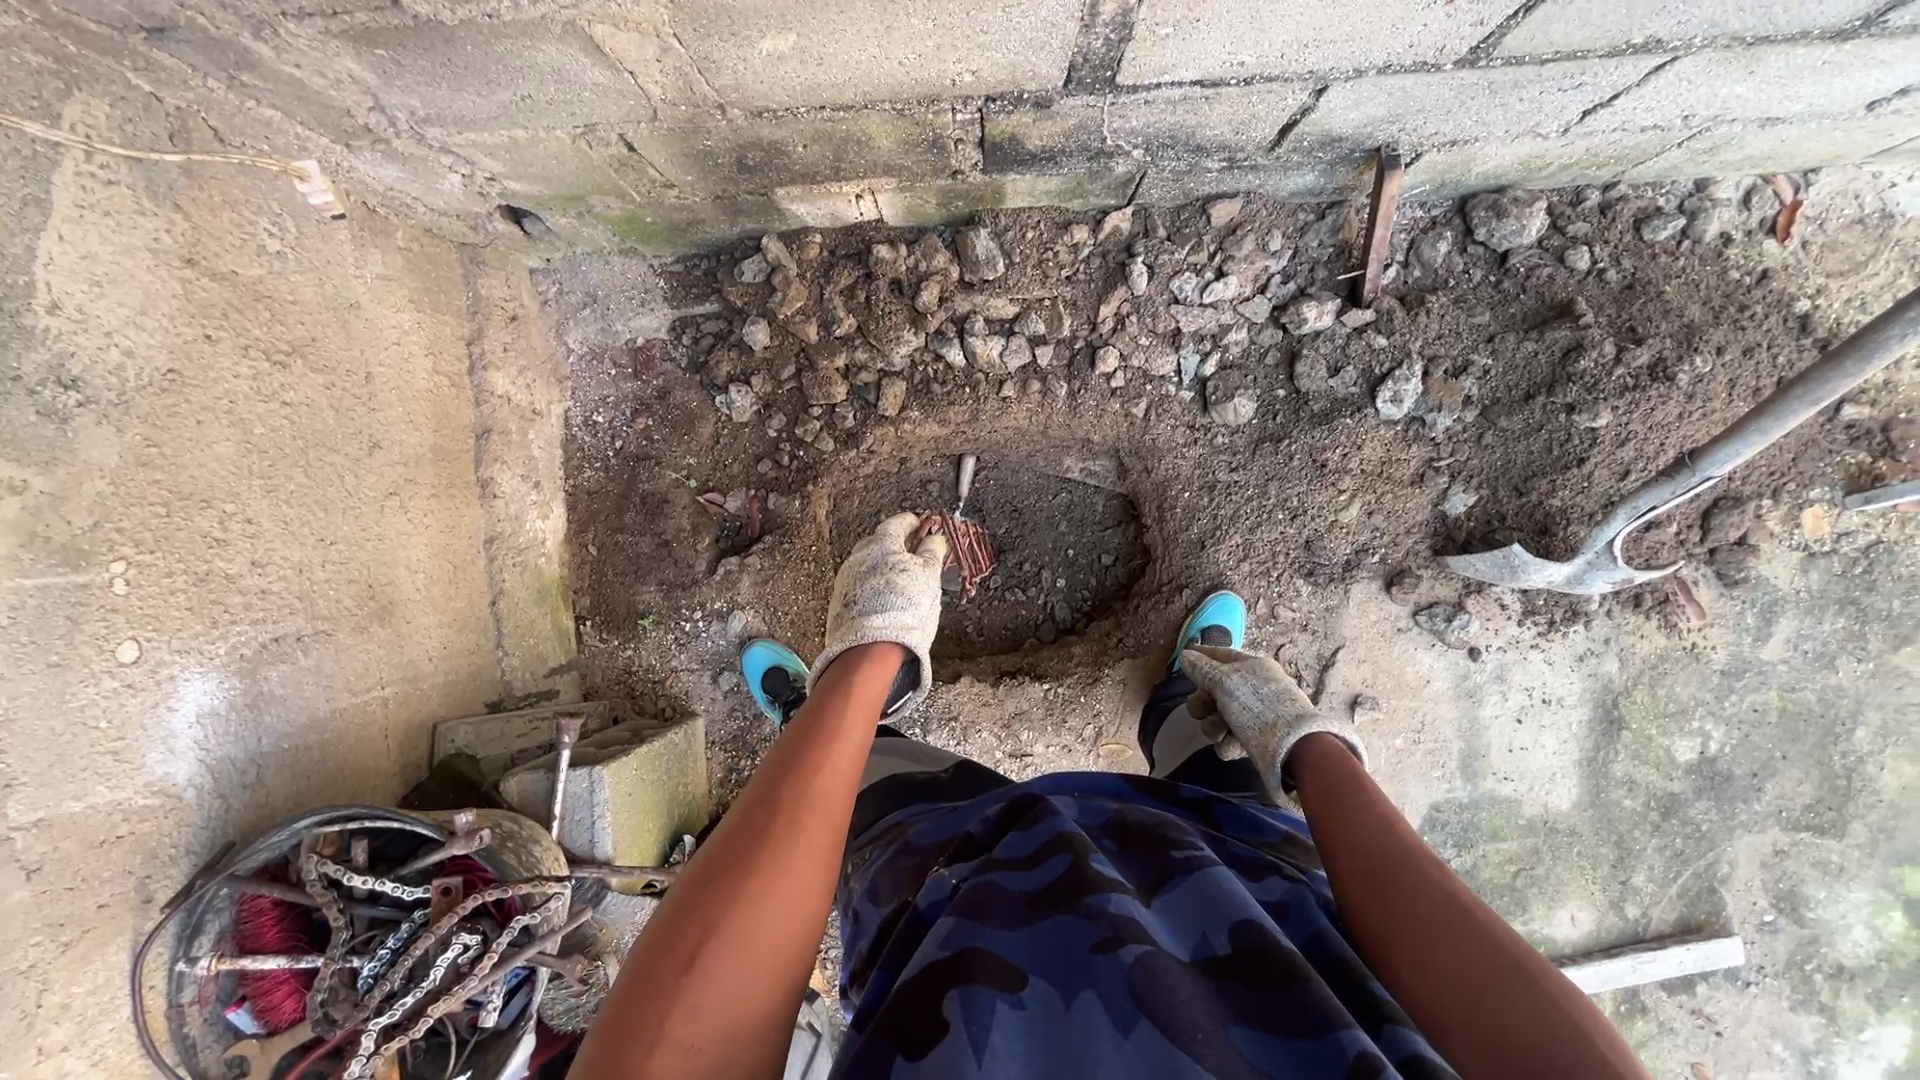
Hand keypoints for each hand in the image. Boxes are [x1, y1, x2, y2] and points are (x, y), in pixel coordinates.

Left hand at [813, 512, 948, 717]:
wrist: (871, 648)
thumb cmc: (906, 607)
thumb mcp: (929, 575)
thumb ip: (932, 552)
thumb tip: (935, 537)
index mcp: (881, 544)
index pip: (897, 523)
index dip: (912, 522)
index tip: (921, 525)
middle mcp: (859, 557)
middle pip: (879, 543)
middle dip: (895, 545)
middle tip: (913, 554)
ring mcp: (846, 580)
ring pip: (868, 566)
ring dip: (883, 568)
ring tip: (901, 581)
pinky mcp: (840, 602)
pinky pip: (860, 586)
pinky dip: (873, 587)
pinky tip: (885, 600)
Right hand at [1180, 645, 1367, 806]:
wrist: (1293, 749)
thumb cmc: (1258, 707)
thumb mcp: (1226, 682)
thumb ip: (1202, 669)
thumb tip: (1185, 654)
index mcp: (1251, 667)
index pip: (1221, 655)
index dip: (1201, 655)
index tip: (1183, 656)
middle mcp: (1253, 688)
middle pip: (1213, 690)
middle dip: (1202, 702)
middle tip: (1199, 712)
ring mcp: (1254, 715)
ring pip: (1217, 717)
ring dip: (1213, 726)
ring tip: (1221, 733)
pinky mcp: (1255, 740)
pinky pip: (1229, 738)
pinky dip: (1228, 743)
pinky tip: (1234, 745)